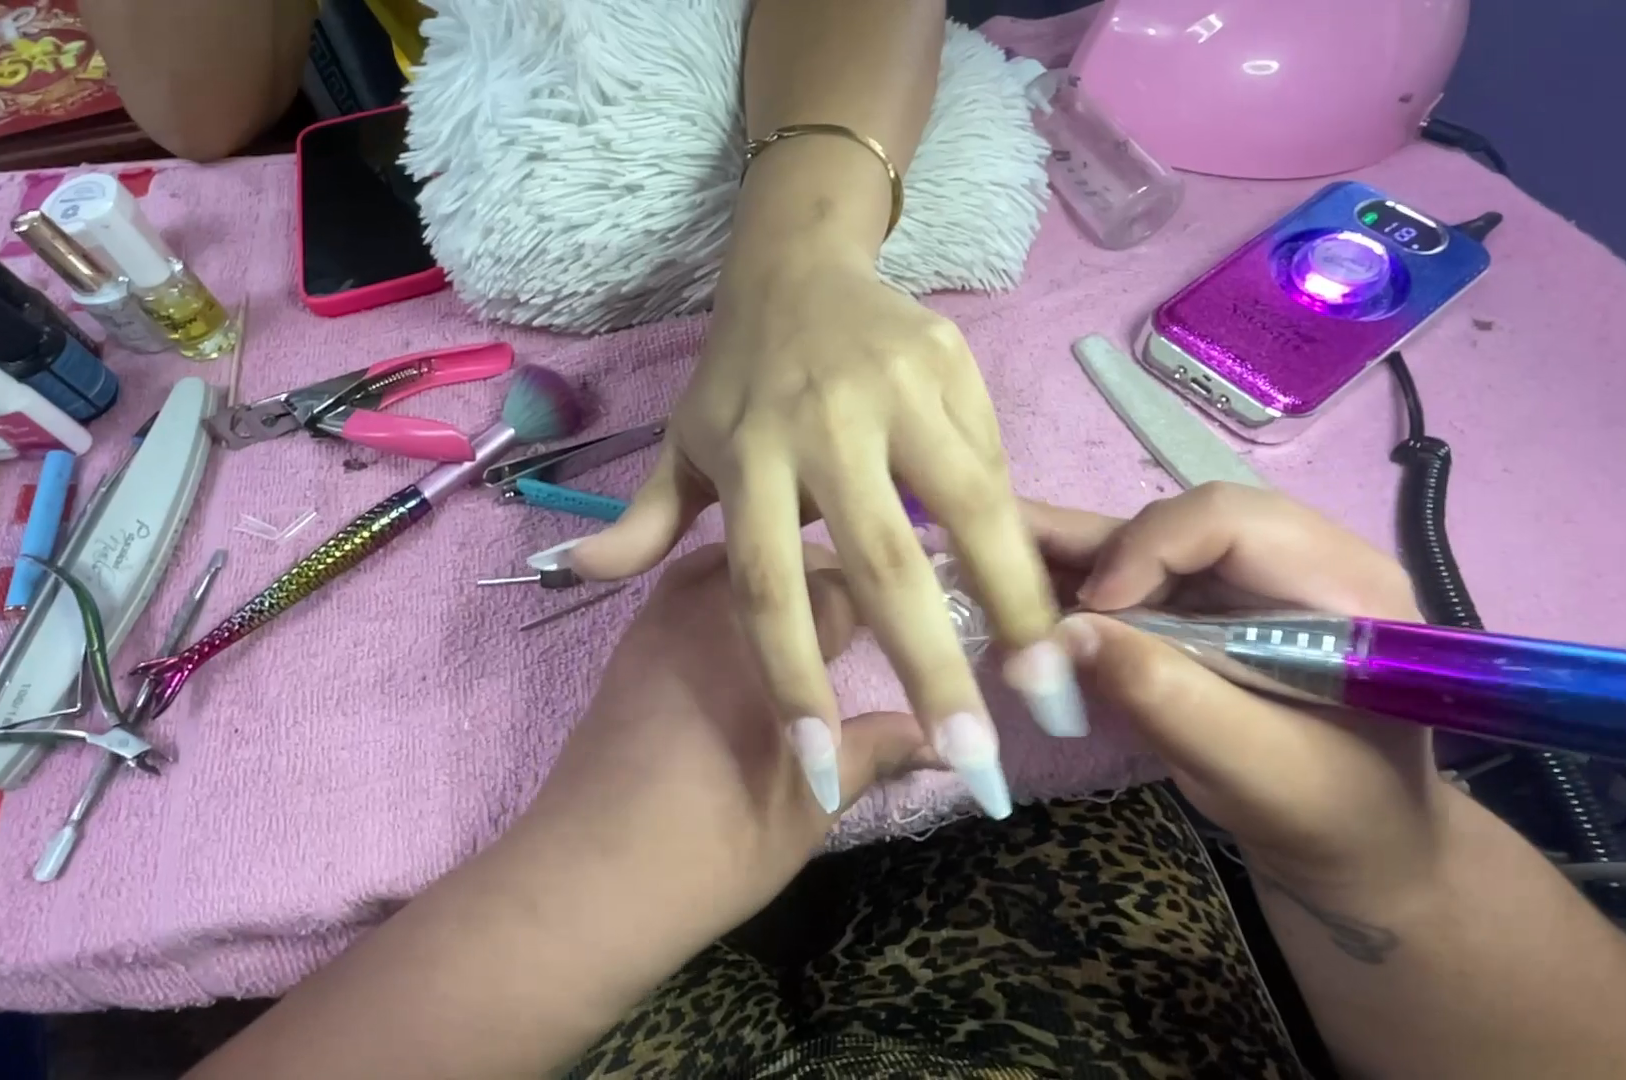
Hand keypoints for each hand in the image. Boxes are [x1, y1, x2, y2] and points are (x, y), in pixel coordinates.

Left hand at [509, 544, 929, 940]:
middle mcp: (708, 602)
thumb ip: (878, 751)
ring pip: (734, 560)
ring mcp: (661, 617)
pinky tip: (745, 630)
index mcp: (763, 632)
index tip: (917, 617)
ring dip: (777, 575)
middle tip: (869, 620)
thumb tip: (944, 741)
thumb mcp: (811, 801)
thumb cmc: (715, 843)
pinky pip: (688, 587)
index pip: (844, 586)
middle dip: (836, 580)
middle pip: (787, 555)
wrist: (590, 877)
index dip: (888, 601)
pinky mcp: (632, 642)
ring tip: (811, 615)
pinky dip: (726, 590)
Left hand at [566, 250, 1076, 821]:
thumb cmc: (736, 378)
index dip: (791, 678)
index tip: (823, 764)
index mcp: (746, 458)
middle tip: (980, 760)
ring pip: (966, 507)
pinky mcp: (950, 363)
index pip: (764, 585)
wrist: (796, 267)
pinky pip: (991, 459)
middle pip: (879, 560)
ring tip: (1052, 688)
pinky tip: (1037, 594)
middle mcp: (820, 427)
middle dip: (931, 665)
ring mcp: (895, 390)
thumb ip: (641, 519)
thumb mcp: (681, 446)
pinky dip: (1013, 530)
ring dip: (1011, 602)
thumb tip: (573, 574)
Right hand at [1026, 484, 1450, 892]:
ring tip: (974, 556)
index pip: (1225, 519)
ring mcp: (1226, 579)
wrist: (1346, 840)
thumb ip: (1164, 695)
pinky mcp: (1186, 602)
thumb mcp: (1252, 765)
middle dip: (1078, 543)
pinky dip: (1057, 583)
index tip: (1092, 610)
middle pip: (1163, 520)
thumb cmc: (1323, 807)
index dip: (1147, 549)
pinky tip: (1002, 583)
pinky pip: (1113, 575)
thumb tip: (1057, 634)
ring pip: (1127, 541)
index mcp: (1337, 581)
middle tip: (993, 554)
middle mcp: (1278, 559)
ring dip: (1054, 556)